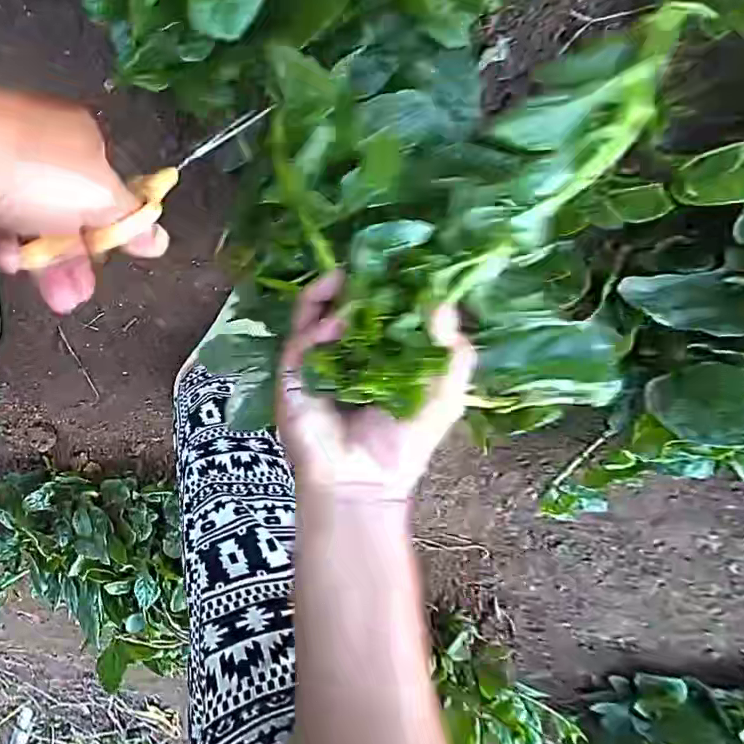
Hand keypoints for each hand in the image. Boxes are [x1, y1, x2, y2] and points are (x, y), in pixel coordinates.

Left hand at [0, 84, 168, 313]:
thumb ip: (130, 220)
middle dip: (75, 258)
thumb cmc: (29, 172)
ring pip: (26, 214)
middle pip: (65, 206)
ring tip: (50, 297)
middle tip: (78, 295)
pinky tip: (5, 262)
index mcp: (79, 135)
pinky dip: (1, 240)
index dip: (109, 230)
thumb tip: (158, 238)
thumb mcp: (98, 199)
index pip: (104, 187)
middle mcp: (37, 136)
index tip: (107, 262)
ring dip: (43, 260)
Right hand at [275, 271, 475, 509]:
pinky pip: (298, 345)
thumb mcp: (443, 393)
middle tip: (365, 260)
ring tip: (343, 278)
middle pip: (337, 303)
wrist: (366, 483)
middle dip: (349, 281)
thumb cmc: (404, 441)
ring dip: (324, 294)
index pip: (374, 308)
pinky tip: (336, 324)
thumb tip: (445, 303)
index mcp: (375, 351)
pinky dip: (314, 330)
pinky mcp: (293, 379)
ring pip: (309, 316)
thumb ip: (451, 352)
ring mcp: (314, 363)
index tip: (396, 261)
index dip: (383, 284)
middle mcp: (342, 351)